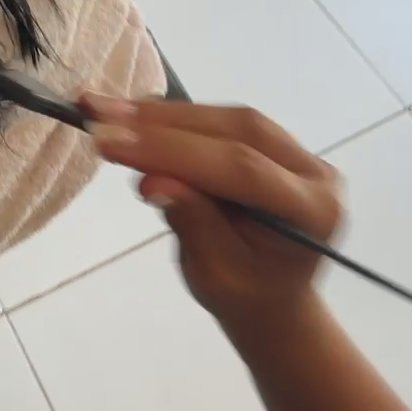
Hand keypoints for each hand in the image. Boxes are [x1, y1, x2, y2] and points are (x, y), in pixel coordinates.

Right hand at [83, 97, 342, 341]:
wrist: (271, 299)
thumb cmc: (243, 297)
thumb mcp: (214, 276)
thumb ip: (192, 223)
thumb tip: (152, 180)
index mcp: (312, 211)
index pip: (239, 168)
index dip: (171, 152)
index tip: (110, 144)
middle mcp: (312, 171)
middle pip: (232, 130)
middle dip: (159, 123)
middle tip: (99, 115)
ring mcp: (295, 151)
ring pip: (222, 117)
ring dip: (159, 114)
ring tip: (103, 111)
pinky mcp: (269, 141)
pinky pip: (216, 119)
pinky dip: (170, 117)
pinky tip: (132, 114)